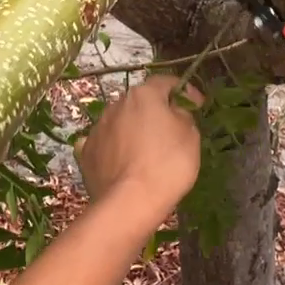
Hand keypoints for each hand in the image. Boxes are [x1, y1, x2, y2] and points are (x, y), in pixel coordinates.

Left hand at [75, 75, 200, 223]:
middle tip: (171, 130)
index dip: (184, 91)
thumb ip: (183, 116)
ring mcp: (97, 128)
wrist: (129, 202)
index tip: (197, 104)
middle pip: (140, 102)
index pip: (165, 82)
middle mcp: (116, 105)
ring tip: (146, 151)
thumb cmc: (167, 164)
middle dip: (155, 112)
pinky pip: (105, 144)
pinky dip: (114, 149)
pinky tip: (122, 162)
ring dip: (133, 130)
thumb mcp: (190, 136)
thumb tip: (173, 112)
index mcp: (143, 95)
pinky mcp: (86, 152)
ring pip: (120, 122)